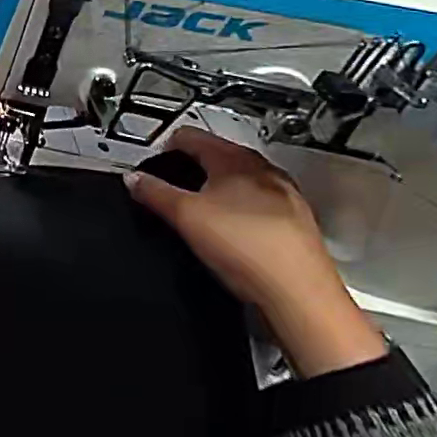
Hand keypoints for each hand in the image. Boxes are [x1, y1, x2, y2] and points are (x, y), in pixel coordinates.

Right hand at [125, 127, 385, 377]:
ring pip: (241, 183)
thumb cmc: (254, 252)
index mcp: (236, 158)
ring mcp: (285, 197)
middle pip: (217, 157)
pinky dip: (242, 216)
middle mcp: (264, 171)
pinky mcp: (297, 227)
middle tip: (175, 187)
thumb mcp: (185, 217)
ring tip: (203, 215)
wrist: (302, 301)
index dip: (166, 147)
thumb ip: (154, 192)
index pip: (190, 136)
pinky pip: (261, 209)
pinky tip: (235, 239)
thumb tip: (134, 180)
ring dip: (219, 193)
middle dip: (193, 170)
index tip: (155, 160)